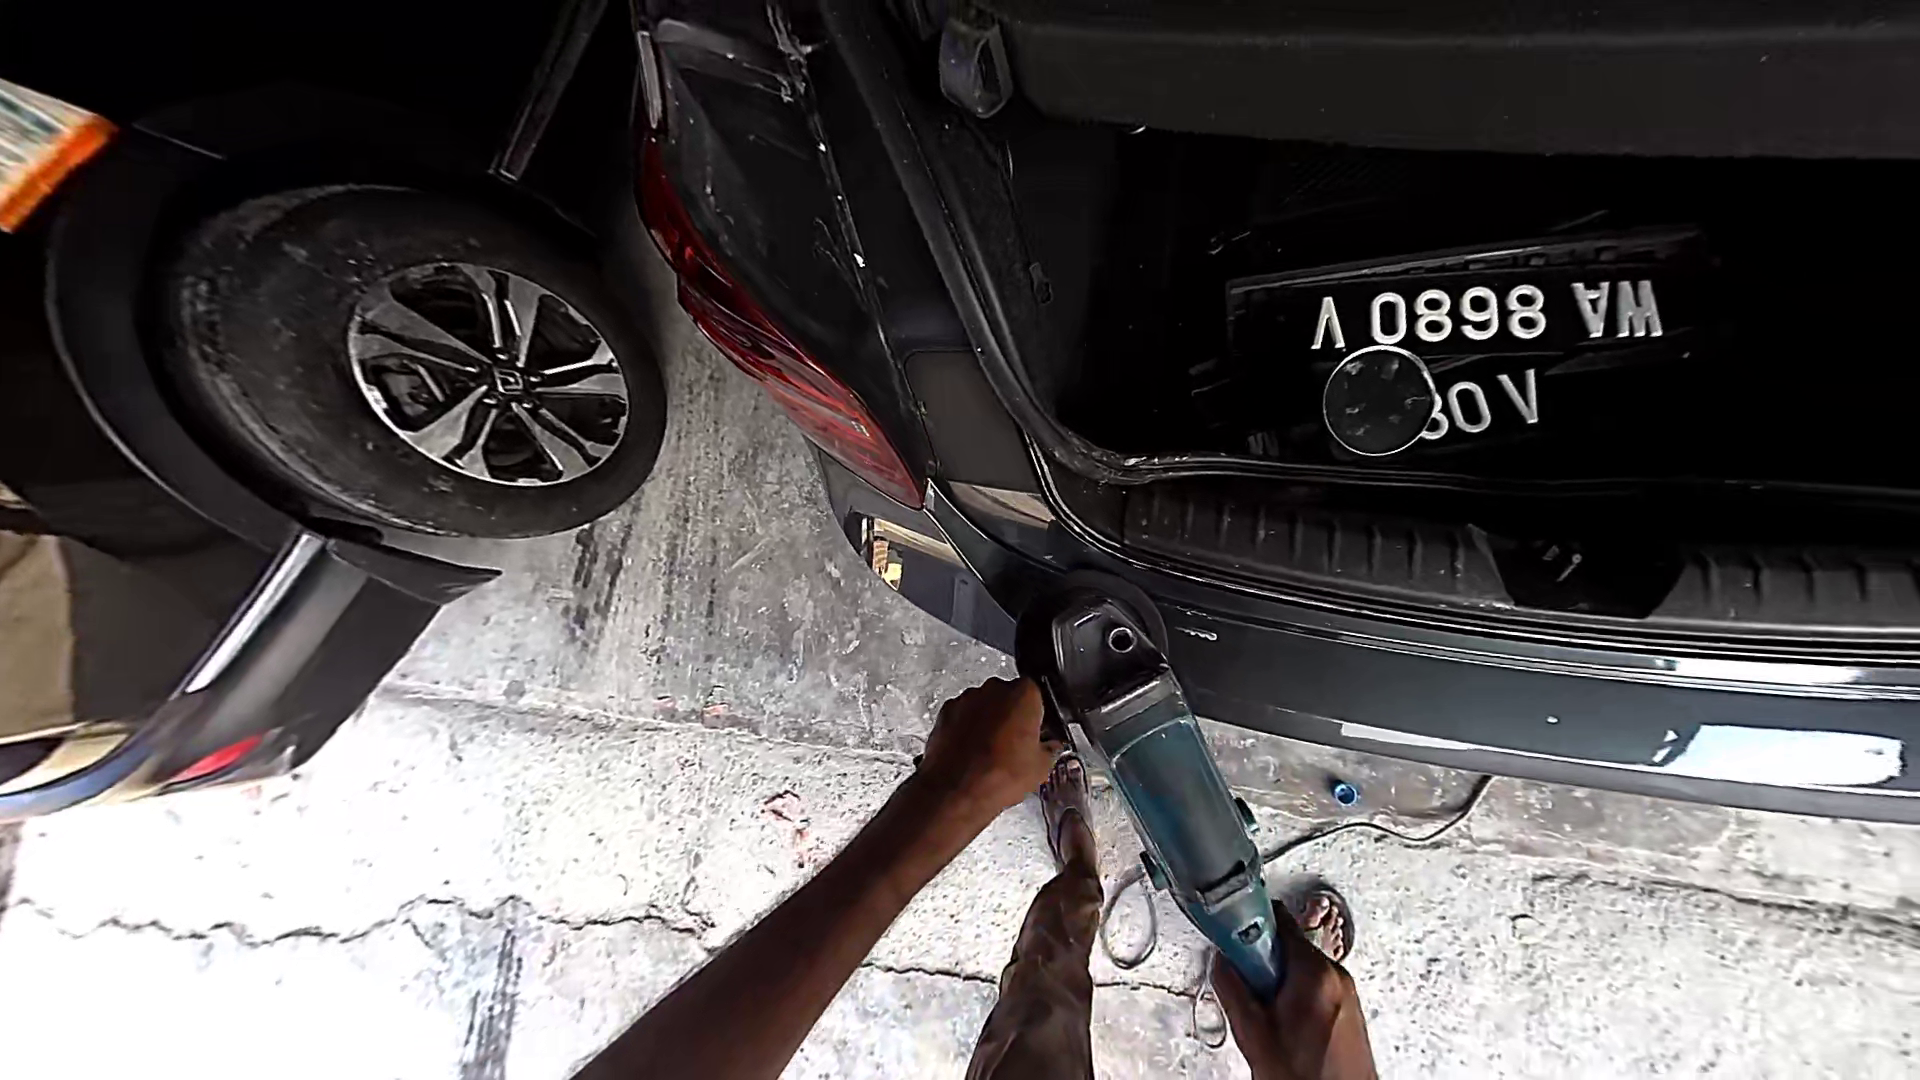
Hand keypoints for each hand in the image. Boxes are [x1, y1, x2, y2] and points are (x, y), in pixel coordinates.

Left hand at [918, 677, 1060, 818]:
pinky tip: (970, 752)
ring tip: (990, 752)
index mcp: (1023, 695)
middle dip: (1010, 715)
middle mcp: (994, 690)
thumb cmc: (998, 774)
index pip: (1035, 694)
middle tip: (1013, 744)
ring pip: (983, 705)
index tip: (1034, 731)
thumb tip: (1049, 748)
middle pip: (1007, 696)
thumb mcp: (1040, 767)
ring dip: (987, 721)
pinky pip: (962, 715)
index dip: (1035, 714)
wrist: (956, 789)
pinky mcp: (946, 711)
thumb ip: (1049, 749)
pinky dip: (965, 728)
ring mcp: (967, 698)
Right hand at [1213, 903, 1377, 1079]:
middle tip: (1249, 988)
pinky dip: (1292, 994)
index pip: (1276, 917)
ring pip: (1295, 965)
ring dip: (1275, 979)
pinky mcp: (1348, 1010)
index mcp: (1316, 972)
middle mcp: (1337, 975)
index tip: (1232, 938)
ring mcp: (1346, 993)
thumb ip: (1229, 985)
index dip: (1247, 924)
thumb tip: (1220, 959)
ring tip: (1268, 1015)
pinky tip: (1285, 1024)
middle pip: (1284, 943)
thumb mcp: (1252, 1033)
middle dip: (1260, 959)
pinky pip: (1310, 983)